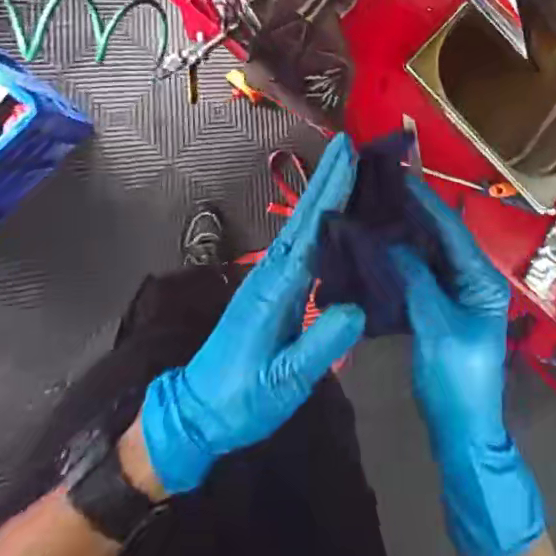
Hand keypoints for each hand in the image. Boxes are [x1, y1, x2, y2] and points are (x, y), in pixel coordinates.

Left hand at [140, 138, 366, 493]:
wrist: (198, 412)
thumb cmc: (241, 399)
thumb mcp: (284, 380)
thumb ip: (320, 344)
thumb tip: (358, 306)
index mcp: (276, 289)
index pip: (310, 231)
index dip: (330, 192)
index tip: (348, 155)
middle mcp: (271, 275)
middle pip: (304, 218)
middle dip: (327, 179)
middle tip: (351, 143)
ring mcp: (269, 282)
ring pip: (303, 229)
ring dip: (324, 196)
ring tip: (350, 170)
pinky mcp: (271, 293)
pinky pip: (302, 247)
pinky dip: (319, 224)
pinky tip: (334, 220)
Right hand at [391, 177, 544, 555]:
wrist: (463, 431)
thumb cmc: (456, 379)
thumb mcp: (435, 327)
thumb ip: (415, 280)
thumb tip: (389, 241)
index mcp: (482, 281)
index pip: (452, 231)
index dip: (425, 201)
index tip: (398, 175)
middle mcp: (473, 280)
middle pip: (441, 238)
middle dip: (413, 213)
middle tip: (380, 187)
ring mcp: (457, 296)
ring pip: (429, 255)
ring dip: (404, 235)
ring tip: (374, 209)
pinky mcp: (441, 310)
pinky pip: (421, 276)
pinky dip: (400, 262)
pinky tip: (377, 250)